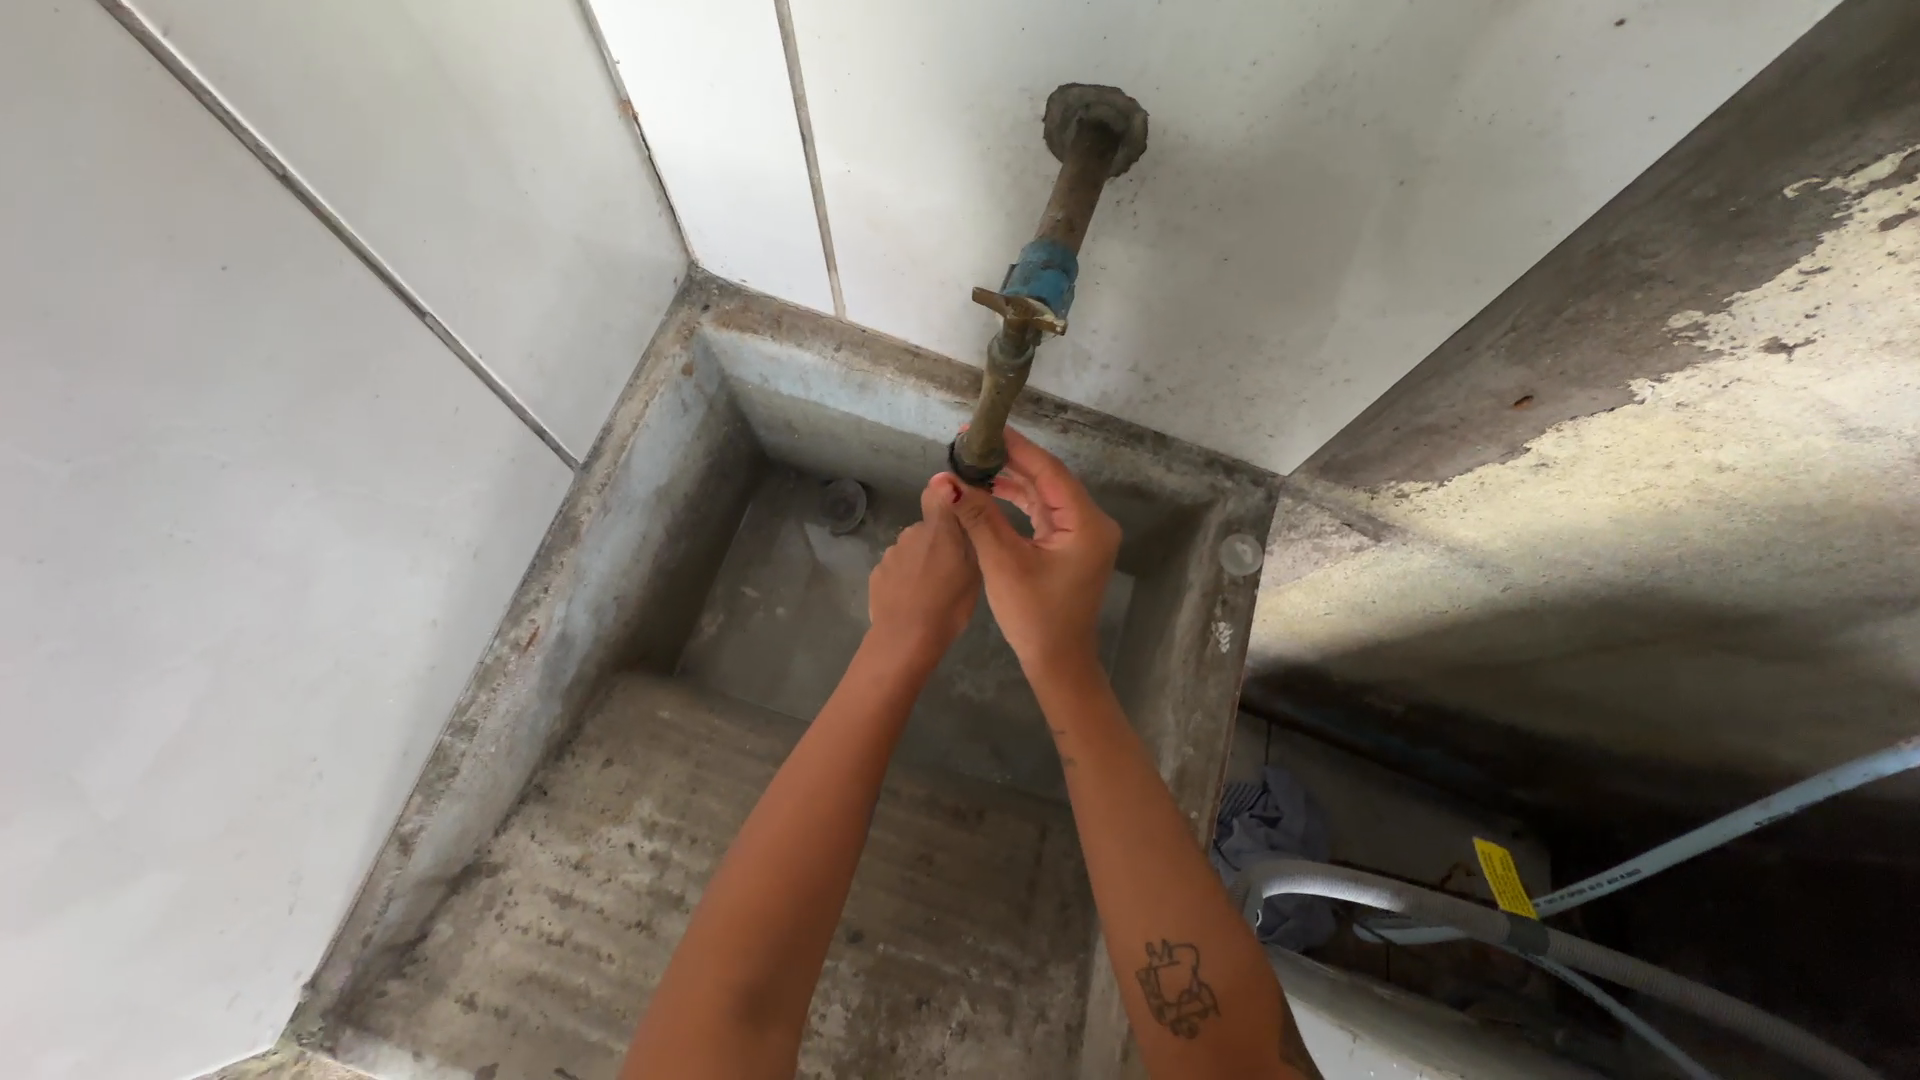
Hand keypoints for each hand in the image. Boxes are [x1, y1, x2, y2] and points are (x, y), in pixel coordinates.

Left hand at [867, 473, 979, 662]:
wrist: (906, 636)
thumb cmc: (950, 604)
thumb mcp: (975, 572)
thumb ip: (969, 538)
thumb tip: (963, 518)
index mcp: (939, 528)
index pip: (936, 492)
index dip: (944, 499)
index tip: (954, 516)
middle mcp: (911, 532)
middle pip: (927, 529)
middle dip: (937, 544)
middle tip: (950, 572)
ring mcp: (890, 553)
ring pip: (910, 550)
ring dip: (920, 562)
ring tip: (930, 591)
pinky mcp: (876, 573)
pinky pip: (896, 569)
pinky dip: (904, 579)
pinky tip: (911, 601)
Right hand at [949, 427, 1120, 674]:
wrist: (1058, 662)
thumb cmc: (1034, 616)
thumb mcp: (1003, 563)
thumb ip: (978, 517)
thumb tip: (944, 480)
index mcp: (1086, 523)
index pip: (1049, 470)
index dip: (1015, 447)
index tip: (983, 430)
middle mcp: (1092, 522)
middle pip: (1048, 479)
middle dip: (1010, 462)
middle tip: (971, 446)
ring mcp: (1083, 535)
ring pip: (1045, 495)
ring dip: (1012, 482)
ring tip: (974, 466)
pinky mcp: (1071, 546)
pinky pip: (1044, 513)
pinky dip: (1019, 503)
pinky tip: (991, 493)